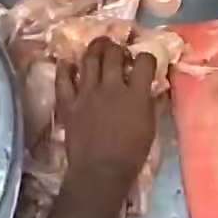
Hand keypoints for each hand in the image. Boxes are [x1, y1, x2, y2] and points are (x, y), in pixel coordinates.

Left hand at [55, 38, 157, 208]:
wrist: (100, 172)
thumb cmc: (131, 155)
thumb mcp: (150, 128)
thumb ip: (151, 104)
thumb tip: (153, 88)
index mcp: (136, 95)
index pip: (145, 62)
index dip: (146, 57)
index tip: (145, 60)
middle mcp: (111, 87)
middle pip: (113, 54)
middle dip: (117, 47)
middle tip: (117, 48)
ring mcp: (87, 93)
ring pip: (89, 60)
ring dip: (94, 48)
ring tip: (98, 45)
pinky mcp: (69, 103)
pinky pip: (63, 79)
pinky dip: (65, 68)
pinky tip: (67, 62)